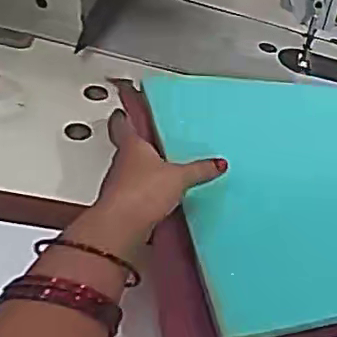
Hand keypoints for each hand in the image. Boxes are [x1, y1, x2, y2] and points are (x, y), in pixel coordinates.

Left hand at [77, 110, 225, 253]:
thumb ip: (199, 170)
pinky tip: (157, 198)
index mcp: (131, 145)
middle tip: (151, 143)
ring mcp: (119, 184)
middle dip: (139, 146)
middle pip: (127, 148)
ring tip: (159, 172)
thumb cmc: (141, 193)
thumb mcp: (179, 178)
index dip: (123, 116)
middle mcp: (121, 162)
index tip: (124, 111)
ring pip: (130, 171)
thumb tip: (217, 164)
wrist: (122, 225)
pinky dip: (145, 193)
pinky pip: (136, 194)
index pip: (122, 123)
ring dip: (143, 171)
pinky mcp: (123, 204)